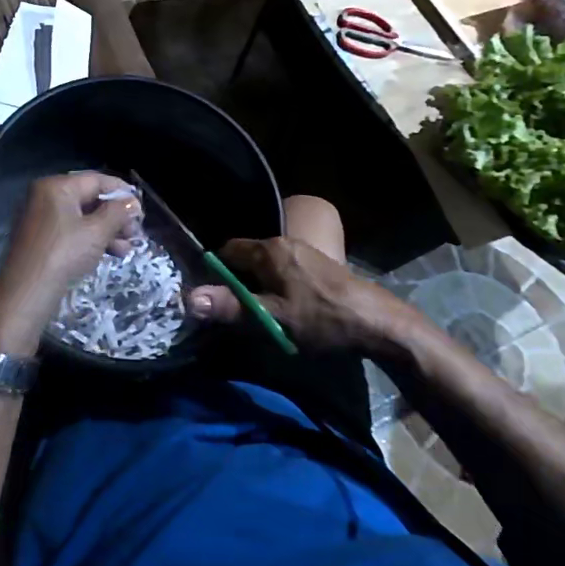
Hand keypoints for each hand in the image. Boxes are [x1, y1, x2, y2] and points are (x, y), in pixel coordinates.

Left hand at [0, 172, 140, 343]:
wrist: (27, 292)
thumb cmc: (64, 253)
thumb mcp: (97, 231)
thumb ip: (118, 212)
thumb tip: (133, 203)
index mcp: (56, 187)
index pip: (96, 180)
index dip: (122, 193)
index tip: (140, 208)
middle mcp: (46, 197)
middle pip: (90, 199)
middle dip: (116, 216)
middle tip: (135, 232)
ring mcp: (42, 219)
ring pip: (84, 218)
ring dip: (109, 231)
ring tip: (127, 248)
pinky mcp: (42, 239)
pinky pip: (73, 231)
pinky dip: (93, 239)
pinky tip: (112, 253)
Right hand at [186, 236, 426, 353]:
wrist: (375, 322)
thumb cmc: (320, 318)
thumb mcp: (272, 318)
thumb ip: (231, 307)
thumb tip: (189, 298)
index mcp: (270, 250)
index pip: (227, 251)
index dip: (215, 274)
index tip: (212, 298)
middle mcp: (286, 243)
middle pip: (248, 258)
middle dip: (237, 282)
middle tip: (232, 312)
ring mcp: (306, 252)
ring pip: (268, 266)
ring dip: (259, 287)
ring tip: (257, 314)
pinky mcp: (320, 266)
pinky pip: (285, 271)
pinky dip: (277, 287)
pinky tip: (284, 310)